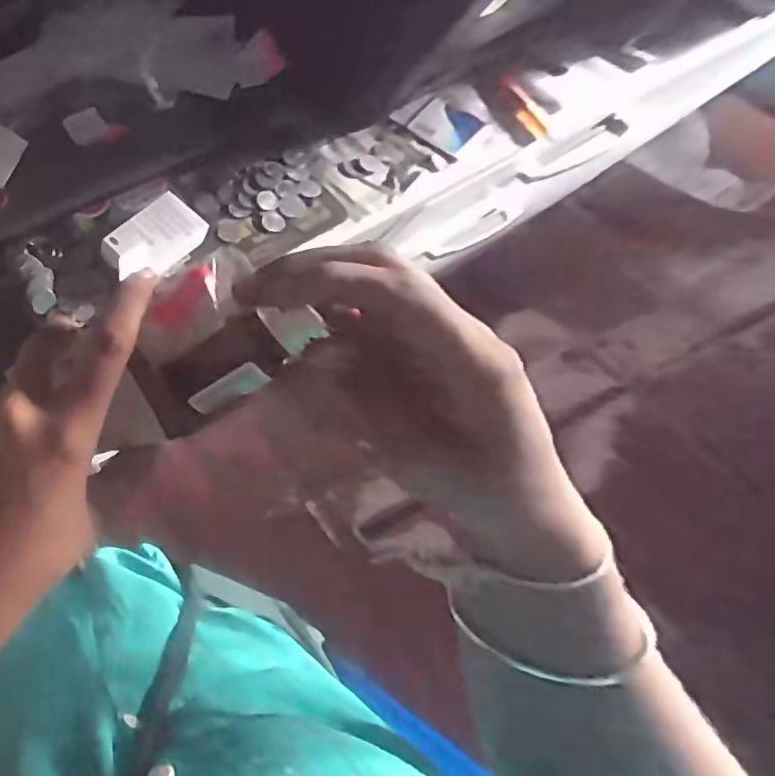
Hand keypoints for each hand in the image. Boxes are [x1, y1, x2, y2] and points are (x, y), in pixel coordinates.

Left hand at [0, 276, 157, 620]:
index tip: (135, 275)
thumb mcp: (87, 517)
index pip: (102, 357)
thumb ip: (103, 473)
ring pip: (3, 389)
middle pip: (42, 344)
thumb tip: (124, 451)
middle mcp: (17, 410)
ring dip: (14, 406)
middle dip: (60, 337)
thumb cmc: (33, 559)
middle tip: (65, 345)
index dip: (122, 310)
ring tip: (4, 455)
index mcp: (65, 435)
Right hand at [242, 245, 608, 582]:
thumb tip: (312, 356)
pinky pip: (371, 312)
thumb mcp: (416, 458)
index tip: (266, 295)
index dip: (327, 281)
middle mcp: (455, 327)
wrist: (523, 509)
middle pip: (383, 268)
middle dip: (312, 266)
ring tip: (261, 296)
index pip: (394, 291)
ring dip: (315, 279)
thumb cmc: (477, 491)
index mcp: (466, 351)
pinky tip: (293, 322)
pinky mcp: (423, 346)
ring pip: (375, 281)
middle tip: (251, 286)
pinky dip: (326, 308)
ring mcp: (440, 333)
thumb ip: (364, 403)